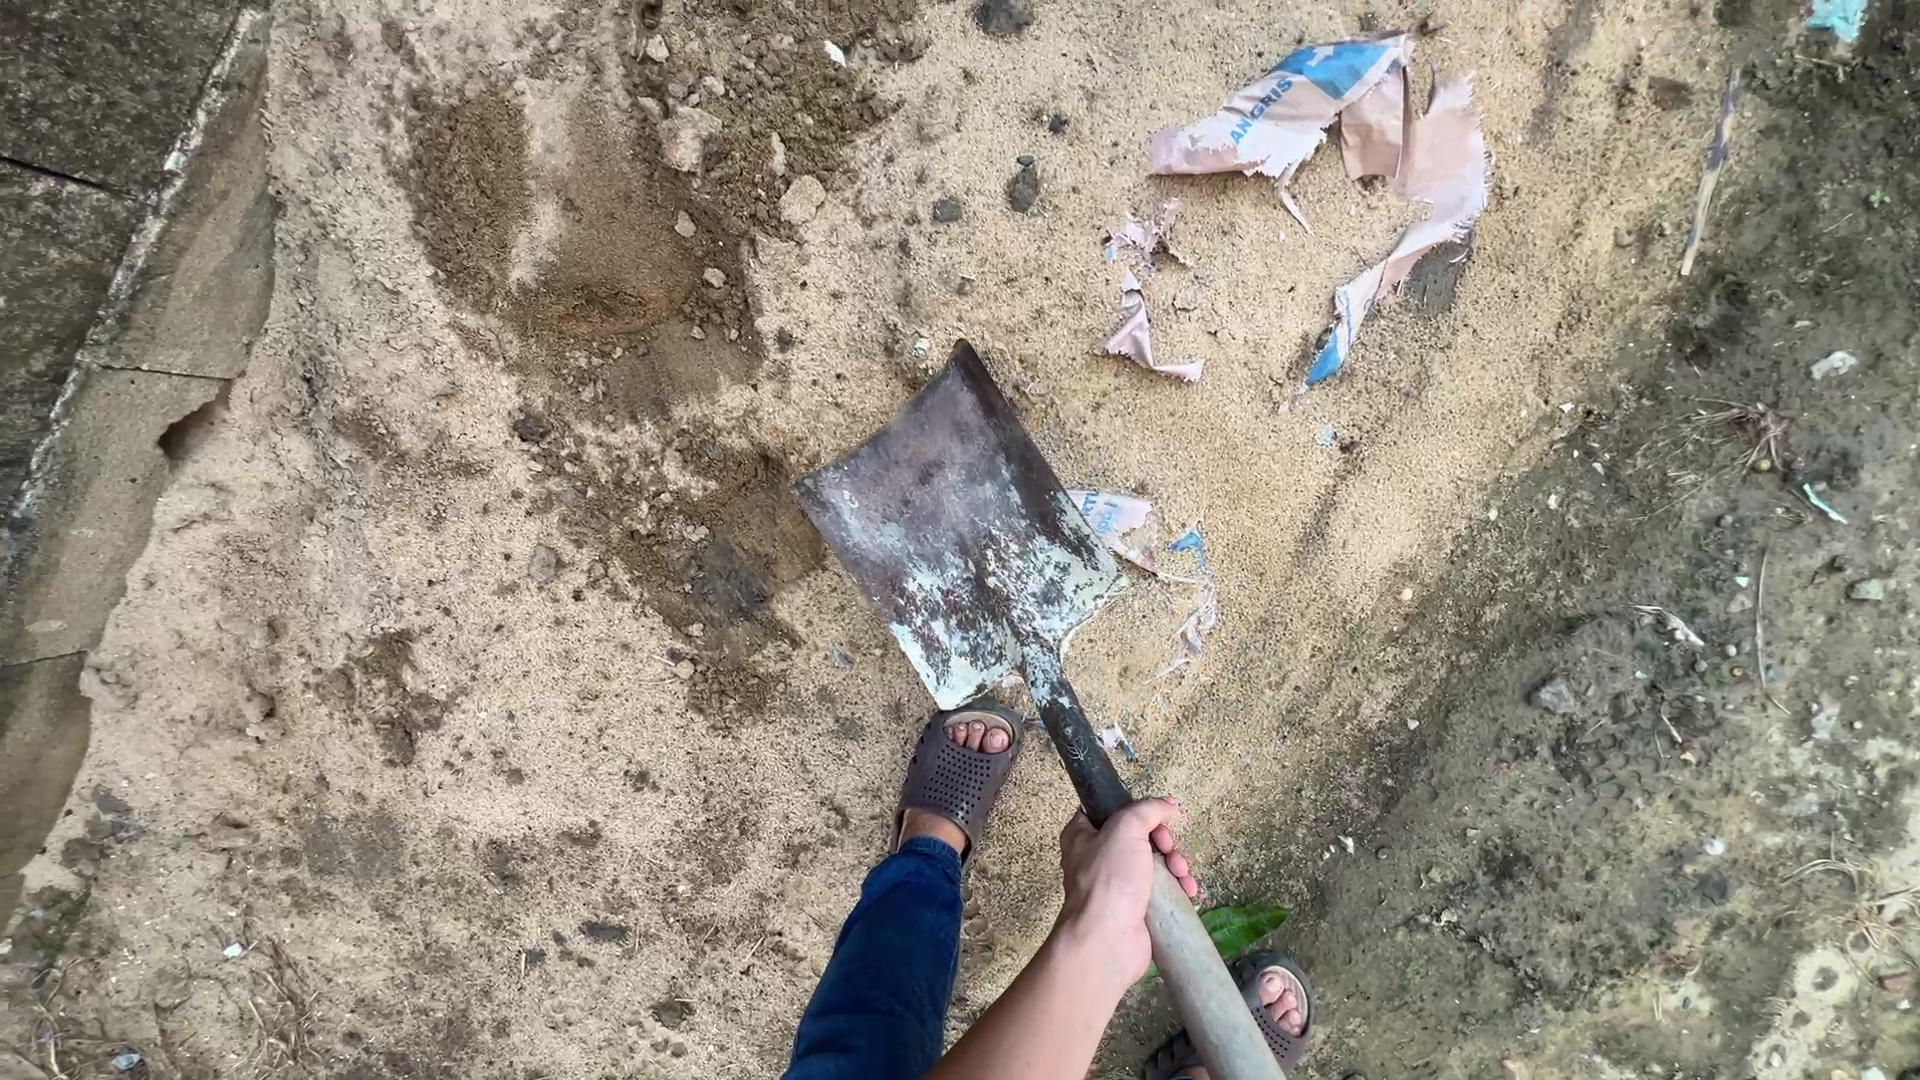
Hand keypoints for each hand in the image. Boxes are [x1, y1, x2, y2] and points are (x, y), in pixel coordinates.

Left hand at [1053, 798, 1200, 994]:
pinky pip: (1160, 889)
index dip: (1136, 810)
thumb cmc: (1109, 878)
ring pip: (1153, 862)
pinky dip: (1177, 887)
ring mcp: (1117, 884)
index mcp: (1082, 834)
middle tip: (1169, 849)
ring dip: (1175, 864)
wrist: (1108, 940)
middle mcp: (1096, 856)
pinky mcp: (1135, 907)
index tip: (1157, 816)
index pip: (1110, 810)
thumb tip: (1168, 804)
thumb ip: (1147, 810)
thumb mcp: (1126, 829)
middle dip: (1163, 841)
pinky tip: (1188, 891)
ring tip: (1182, 874)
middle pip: (1138, 836)